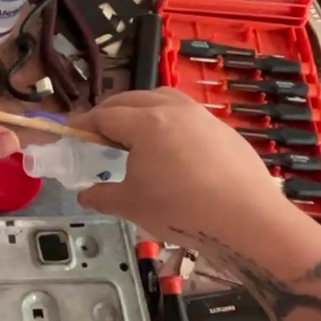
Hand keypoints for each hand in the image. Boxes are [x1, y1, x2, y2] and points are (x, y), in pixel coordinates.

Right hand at [67, 89, 297, 250]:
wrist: (249, 221)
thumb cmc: (182, 210)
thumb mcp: (132, 205)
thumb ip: (103, 196)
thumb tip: (85, 194)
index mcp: (145, 123)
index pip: (104, 115)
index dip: (84, 124)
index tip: (71, 133)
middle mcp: (173, 110)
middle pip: (132, 99)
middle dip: (111, 112)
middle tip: (100, 133)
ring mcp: (203, 117)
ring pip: (164, 99)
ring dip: (143, 110)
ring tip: (136, 134)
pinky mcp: (225, 131)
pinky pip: (188, 116)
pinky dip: (170, 123)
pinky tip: (173, 151)